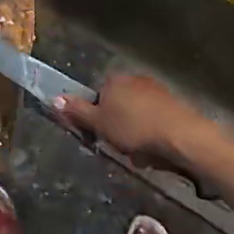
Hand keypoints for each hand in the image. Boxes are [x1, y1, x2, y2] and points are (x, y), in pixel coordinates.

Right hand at [57, 73, 215, 171]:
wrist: (179, 135)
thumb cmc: (133, 127)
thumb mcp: (99, 123)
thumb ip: (77, 111)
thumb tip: (54, 98)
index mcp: (115, 80)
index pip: (98, 96)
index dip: (97, 118)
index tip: (100, 134)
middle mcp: (136, 80)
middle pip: (118, 108)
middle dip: (117, 128)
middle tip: (120, 147)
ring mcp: (156, 91)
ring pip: (136, 118)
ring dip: (135, 136)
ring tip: (140, 153)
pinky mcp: (173, 106)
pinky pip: (154, 123)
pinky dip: (152, 136)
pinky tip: (155, 151)